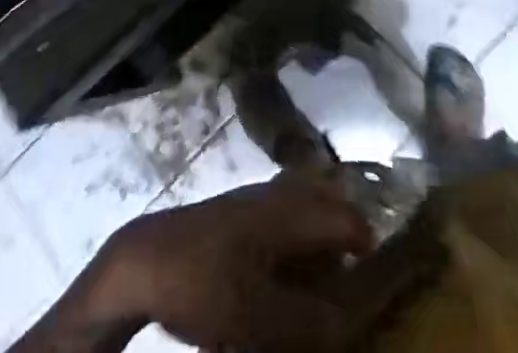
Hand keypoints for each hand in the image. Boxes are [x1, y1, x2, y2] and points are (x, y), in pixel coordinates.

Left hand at [99, 173, 374, 351]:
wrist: (142, 261)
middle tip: (352, 265)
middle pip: (322, 198)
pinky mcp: (229, 210)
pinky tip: (281, 262)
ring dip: (316, 227)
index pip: (343, 217)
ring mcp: (247, 198)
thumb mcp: (260, 318)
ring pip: (297, 200)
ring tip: (321, 268)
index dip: (366, 242)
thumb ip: (310, 321)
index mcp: (286, 214)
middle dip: (343, 227)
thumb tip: (345, 321)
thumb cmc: (203, 285)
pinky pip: (275, 208)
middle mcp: (271, 196)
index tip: (375, 272)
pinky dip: (291, 229)